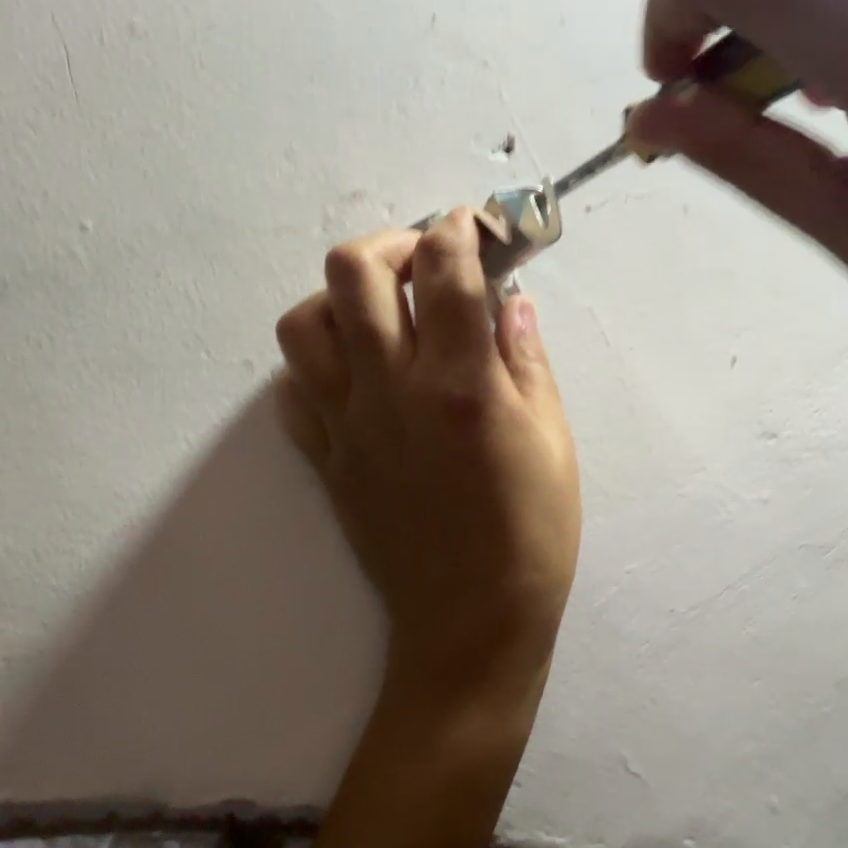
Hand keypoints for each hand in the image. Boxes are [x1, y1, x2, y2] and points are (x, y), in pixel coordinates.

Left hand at [274, 213, 580, 713]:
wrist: (471, 622)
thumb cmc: (533, 535)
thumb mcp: (554, 442)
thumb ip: (528, 363)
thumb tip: (511, 304)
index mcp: (460, 384)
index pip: (445, 270)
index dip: (458, 230)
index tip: (471, 225)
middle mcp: (391, 391)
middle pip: (353, 272)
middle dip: (390, 243)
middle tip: (425, 260)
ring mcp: (346, 426)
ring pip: (302, 322)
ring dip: (341, 299)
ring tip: (382, 316)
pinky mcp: (324, 460)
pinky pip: (292, 389)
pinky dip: (319, 363)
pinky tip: (358, 376)